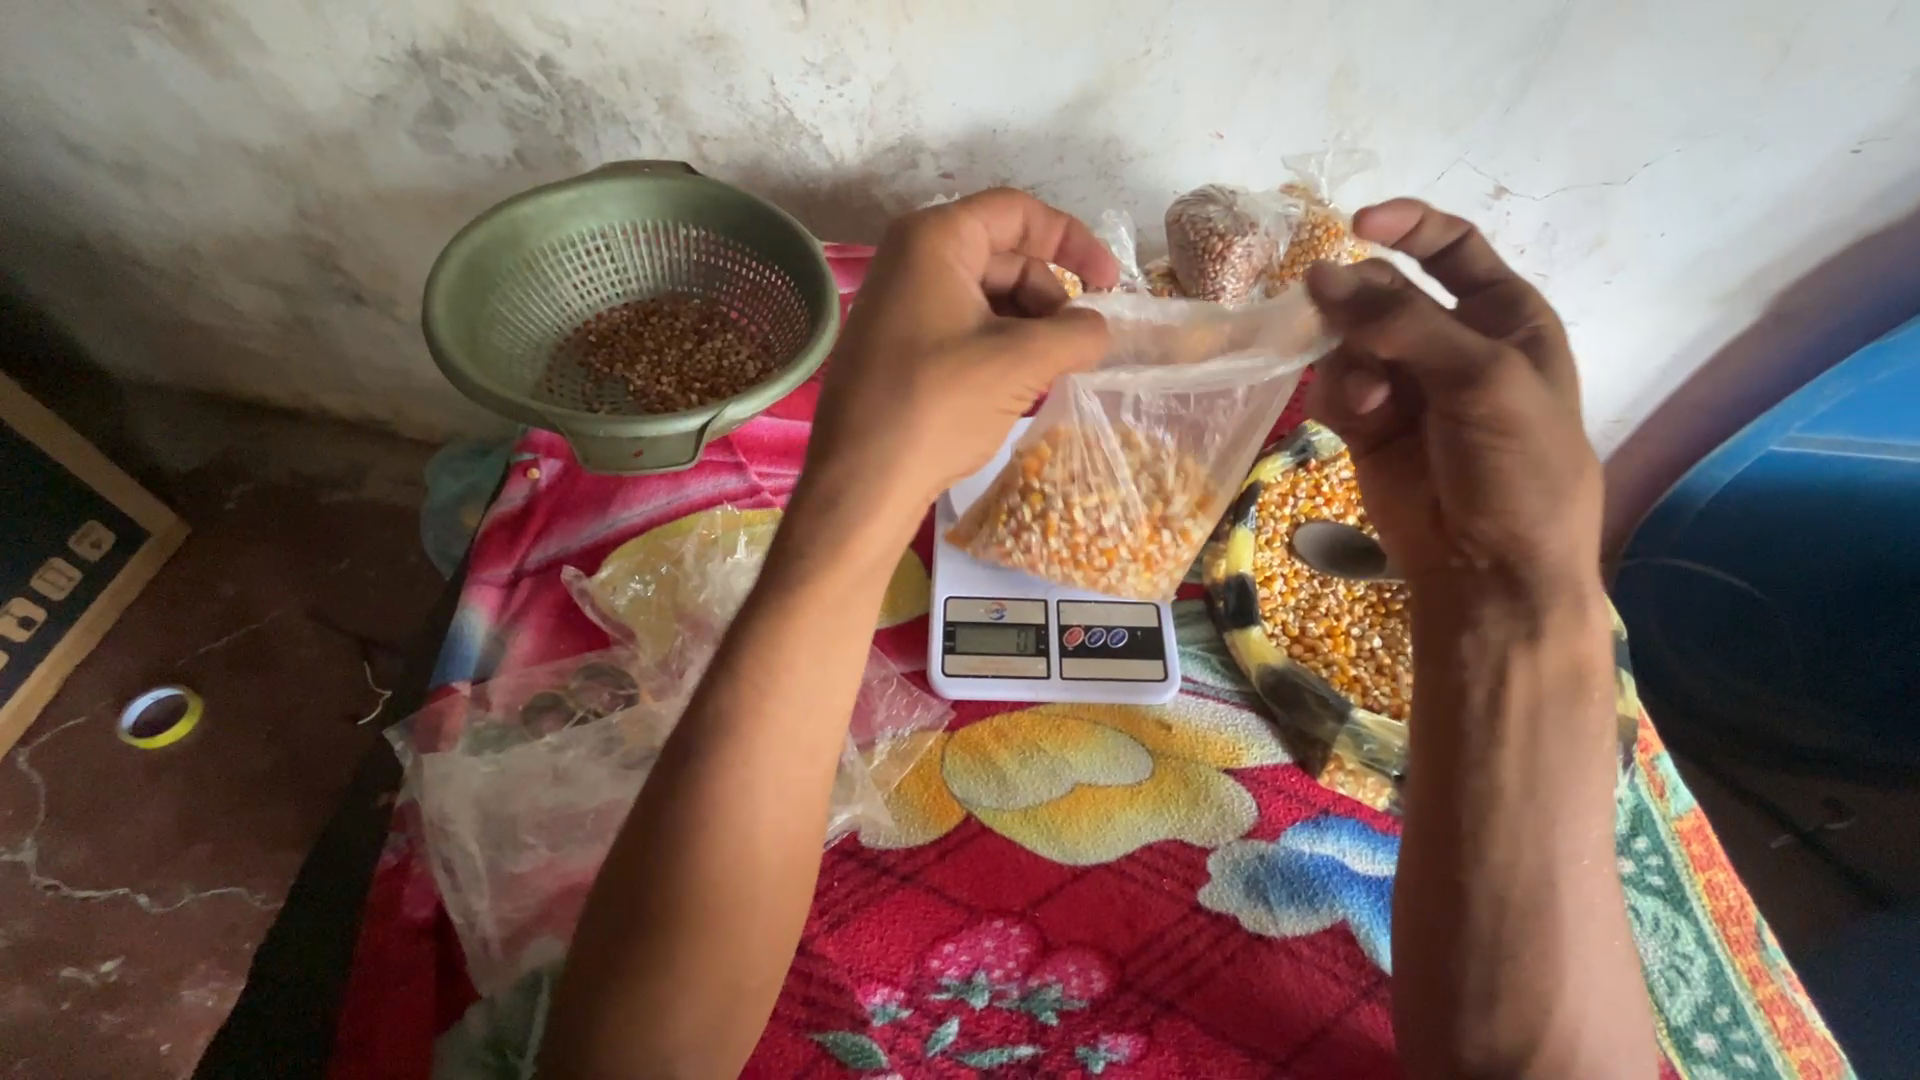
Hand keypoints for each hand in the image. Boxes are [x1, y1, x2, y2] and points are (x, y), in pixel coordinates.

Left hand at [804, 189, 1119, 517]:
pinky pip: (963, 332)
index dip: (1073, 242)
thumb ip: (1076, 333)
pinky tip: (1020, 390)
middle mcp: (911, 262)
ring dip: (1029, 332)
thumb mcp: (1020, 363)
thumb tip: (1099, 330)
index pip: (1018, 214)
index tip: (1112, 284)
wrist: (863, 481)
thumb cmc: (938, 406)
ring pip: (986, 301)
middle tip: (1077, 348)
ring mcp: (900, 307)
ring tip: (1051, 376)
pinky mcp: (898, 349)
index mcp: (934, 241)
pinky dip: (999, 351)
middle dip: (1050, 300)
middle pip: (1004, 259)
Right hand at [1304, 200, 1601, 594]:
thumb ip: (1398, 322)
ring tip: (1367, 402)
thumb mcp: (1477, 377)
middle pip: (1384, 295)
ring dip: (1349, 363)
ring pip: (1348, 343)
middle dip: (1362, 310)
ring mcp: (1403, 386)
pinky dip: (1335, 397)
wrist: (1487, 564)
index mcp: (1501, 317)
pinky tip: (1351, 419)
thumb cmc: (1515, 465)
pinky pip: (1333, 388)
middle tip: (1347, 334)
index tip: (1356, 224)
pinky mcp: (1366, 426)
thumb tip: (1318, 275)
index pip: (1451, 249)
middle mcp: (1448, 344)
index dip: (1408, 228)